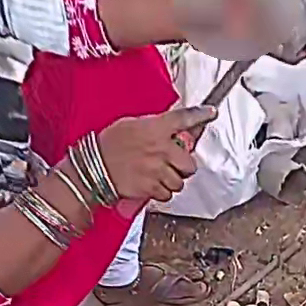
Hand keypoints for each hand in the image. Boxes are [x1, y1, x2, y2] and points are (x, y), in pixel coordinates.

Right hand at [94, 106, 213, 202]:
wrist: (95, 165)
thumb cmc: (110, 145)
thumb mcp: (131, 126)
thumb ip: (153, 129)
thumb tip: (168, 133)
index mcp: (154, 128)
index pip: (182, 118)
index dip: (199, 114)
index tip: (211, 112)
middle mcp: (160, 148)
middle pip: (190, 164)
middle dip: (183, 168)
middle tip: (170, 166)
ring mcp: (158, 169)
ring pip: (180, 182)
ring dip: (171, 182)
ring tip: (154, 175)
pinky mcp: (153, 186)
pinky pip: (168, 194)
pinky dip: (161, 192)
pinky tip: (149, 184)